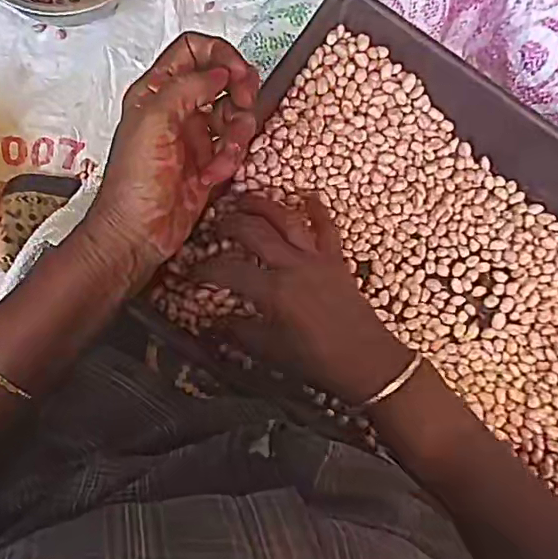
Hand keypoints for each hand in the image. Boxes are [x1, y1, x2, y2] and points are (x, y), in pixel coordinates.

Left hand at [84, 33, 259, 280]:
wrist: (138, 232)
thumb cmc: (134, 182)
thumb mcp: (154, 121)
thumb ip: (187, 87)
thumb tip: (221, 72)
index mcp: (157, 91)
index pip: (193, 50)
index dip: (220, 54)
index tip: (237, 73)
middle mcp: (177, 109)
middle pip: (222, 80)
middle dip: (239, 91)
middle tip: (243, 103)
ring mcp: (195, 137)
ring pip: (234, 115)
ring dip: (237, 134)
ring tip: (224, 154)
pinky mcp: (209, 163)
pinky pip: (233, 149)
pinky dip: (230, 161)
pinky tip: (213, 177)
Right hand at [196, 194, 414, 405]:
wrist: (366, 362)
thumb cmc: (316, 361)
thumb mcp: (270, 351)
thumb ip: (240, 333)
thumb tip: (214, 324)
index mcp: (273, 291)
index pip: (228, 271)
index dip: (205, 269)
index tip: (191, 272)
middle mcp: (293, 266)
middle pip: (254, 232)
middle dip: (229, 225)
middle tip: (213, 227)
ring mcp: (317, 259)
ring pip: (286, 220)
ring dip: (263, 205)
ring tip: (244, 198)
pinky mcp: (336, 261)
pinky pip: (326, 229)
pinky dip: (317, 210)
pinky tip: (307, 196)